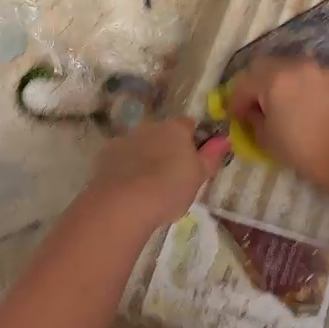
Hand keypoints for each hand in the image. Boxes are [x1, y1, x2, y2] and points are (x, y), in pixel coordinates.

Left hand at [76, 118, 228, 232]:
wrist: (124, 202)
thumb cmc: (170, 188)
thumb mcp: (199, 176)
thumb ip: (211, 156)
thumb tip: (223, 140)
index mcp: (175, 128)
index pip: (188, 125)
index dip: (193, 140)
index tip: (194, 161)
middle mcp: (148, 127)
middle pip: (162, 134)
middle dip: (166, 149)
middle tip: (172, 178)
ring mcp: (124, 139)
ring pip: (139, 145)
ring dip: (145, 158)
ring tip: (148, 186)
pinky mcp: (104, 155)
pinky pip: (120, 158)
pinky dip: (125, 168)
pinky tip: (128, 188)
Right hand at [226, 58, 328, 185]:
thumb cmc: (300, 148)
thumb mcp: (265, 137)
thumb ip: (252, 118)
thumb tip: (251, 111)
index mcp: (272, 80)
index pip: (243, 85)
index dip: (235, 103)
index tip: (235, 117)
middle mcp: (292, 66)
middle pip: (260, 67)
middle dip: (251, 85)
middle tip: (251, 106)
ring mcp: (312, 69)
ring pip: (281, 66)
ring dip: (271, 80)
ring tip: (272, 102)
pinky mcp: (327, 77)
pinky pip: (300, 72)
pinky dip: (290, 82)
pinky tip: (292, 101)